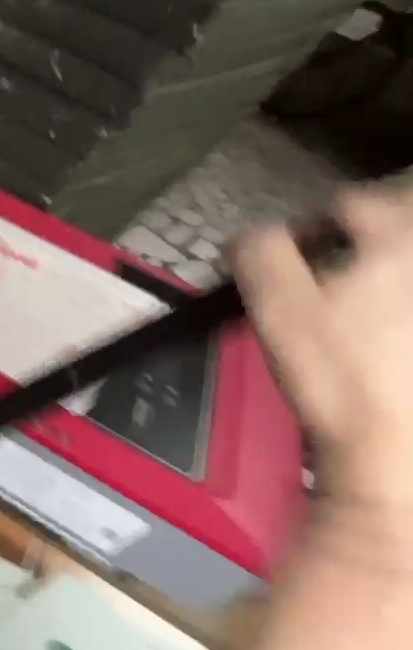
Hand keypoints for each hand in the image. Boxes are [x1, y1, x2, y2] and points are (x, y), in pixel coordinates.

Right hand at [237, 186, 412, 560]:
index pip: (352, 203)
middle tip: (325, 281)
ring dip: (380, 281)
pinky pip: (403, 311)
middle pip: (395, 231)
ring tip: (357, 312)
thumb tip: (251, 237)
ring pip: (401, 275)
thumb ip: (257, 253)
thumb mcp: (275, 305)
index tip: (285, 251)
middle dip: (358, 248)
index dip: (308, 222)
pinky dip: (395, 315)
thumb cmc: (336, 373)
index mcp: (397, 244)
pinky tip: (382, 341)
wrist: (401, 446)